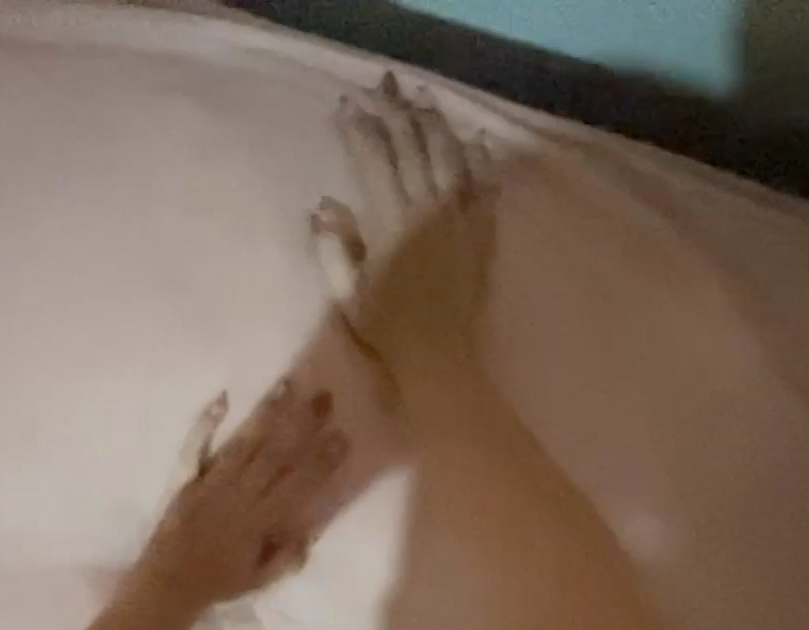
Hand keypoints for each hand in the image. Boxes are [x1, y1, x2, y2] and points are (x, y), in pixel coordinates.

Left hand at [131, 380, 348, 613]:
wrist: (169, 581)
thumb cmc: (218, 582)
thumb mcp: (259, 580)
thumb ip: (286, 558)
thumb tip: (309, 533)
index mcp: (261, 521)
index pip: (299, 484)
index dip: (322, 461)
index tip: (342, 436)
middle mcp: (241, 495)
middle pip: (277, 453)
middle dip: (302, 423)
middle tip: (323, 397)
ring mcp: (215, 483)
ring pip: (246, 443)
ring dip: (268, 413)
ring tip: (286, 386)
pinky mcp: (192, 479)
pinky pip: (200, 446)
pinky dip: (209, 423)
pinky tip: (222, 399)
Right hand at [315, 72, 498, 398]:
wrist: (439, 362)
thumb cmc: (386, 334)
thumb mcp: (347, 297)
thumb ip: (333, 250)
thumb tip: (323, 206)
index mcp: (389, 224)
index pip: (372, 161)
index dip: (359, 130)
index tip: (346, 107)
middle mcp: (427, 211)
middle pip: (411, 148)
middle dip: (396, 113)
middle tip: (384, 89)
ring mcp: (460, 220)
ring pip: (450, 157)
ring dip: (435, 125)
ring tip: (423, 101)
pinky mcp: (482, 235)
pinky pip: (486, 187)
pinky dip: (481, 161)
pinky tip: (475, 142)